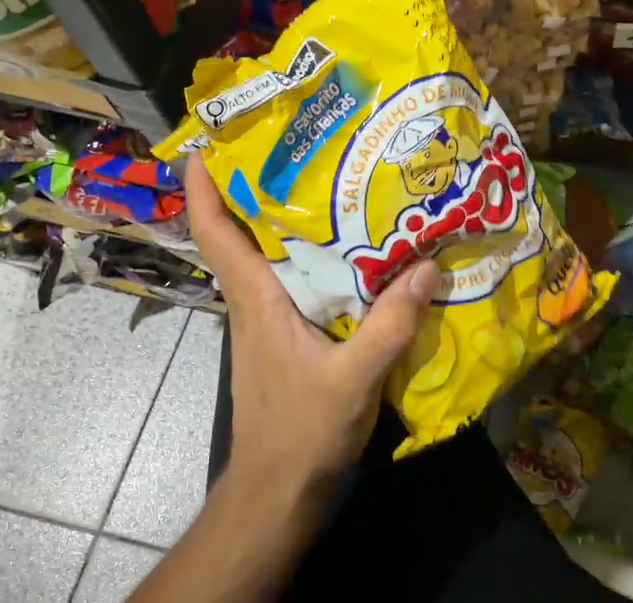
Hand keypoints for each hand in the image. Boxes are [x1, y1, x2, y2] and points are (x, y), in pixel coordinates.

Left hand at [186, 153, 436, 488]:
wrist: (278, 492)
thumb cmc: (300, 434)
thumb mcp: (353, 380)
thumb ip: (390, 325)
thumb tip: (428, 265)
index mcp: (256, 299)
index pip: (216, 233)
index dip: (204, 187)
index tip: (208, 142)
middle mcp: (257, 299)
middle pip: (245, 230)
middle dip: (260, 182)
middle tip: (300, 138)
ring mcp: (271, 317)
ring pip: (274, 252)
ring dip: (292, 215)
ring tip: (336, 176)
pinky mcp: (290, 334)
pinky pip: (299, 278)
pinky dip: (319, 253)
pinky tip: (358, 246)